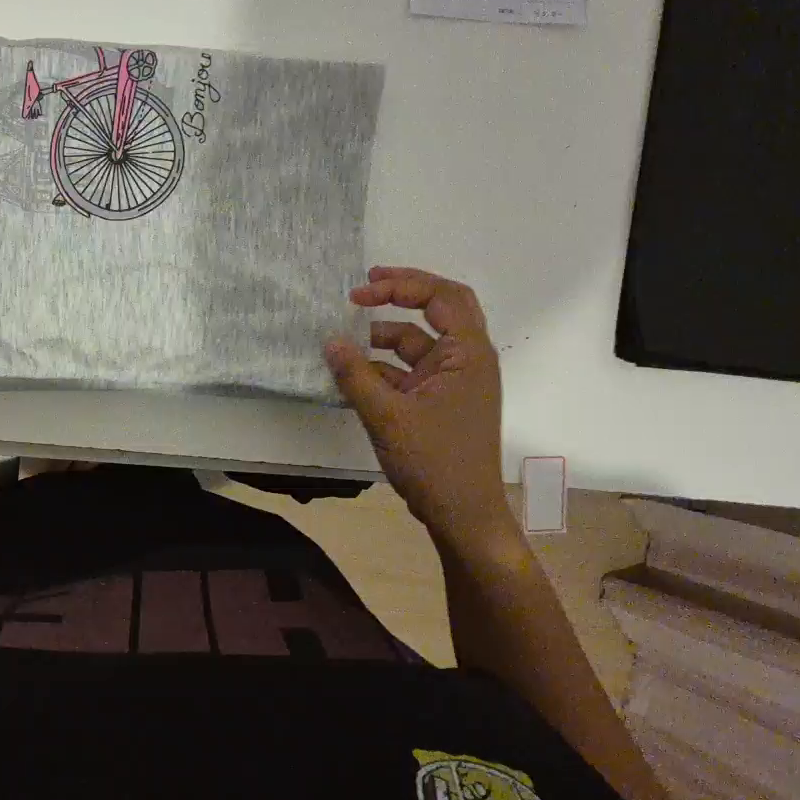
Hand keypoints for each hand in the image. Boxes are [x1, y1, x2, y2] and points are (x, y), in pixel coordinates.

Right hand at [325, 267, 511, 549]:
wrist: (461, 513)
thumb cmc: (435, 461)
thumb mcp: (388, 417)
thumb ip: (356, 376)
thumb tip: (330, 341)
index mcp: (469, 355)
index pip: (443, 297)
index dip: (402, 285)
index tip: (359, 292)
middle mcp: (465, 361)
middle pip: (435, 312)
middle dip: (398, 297)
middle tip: (358, 291)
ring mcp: (451, 383)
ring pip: (415, 345)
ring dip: (380, 341)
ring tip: (342, 344)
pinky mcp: (436, 404)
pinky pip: (406, 374)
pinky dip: (379, 370)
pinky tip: (349, 378)